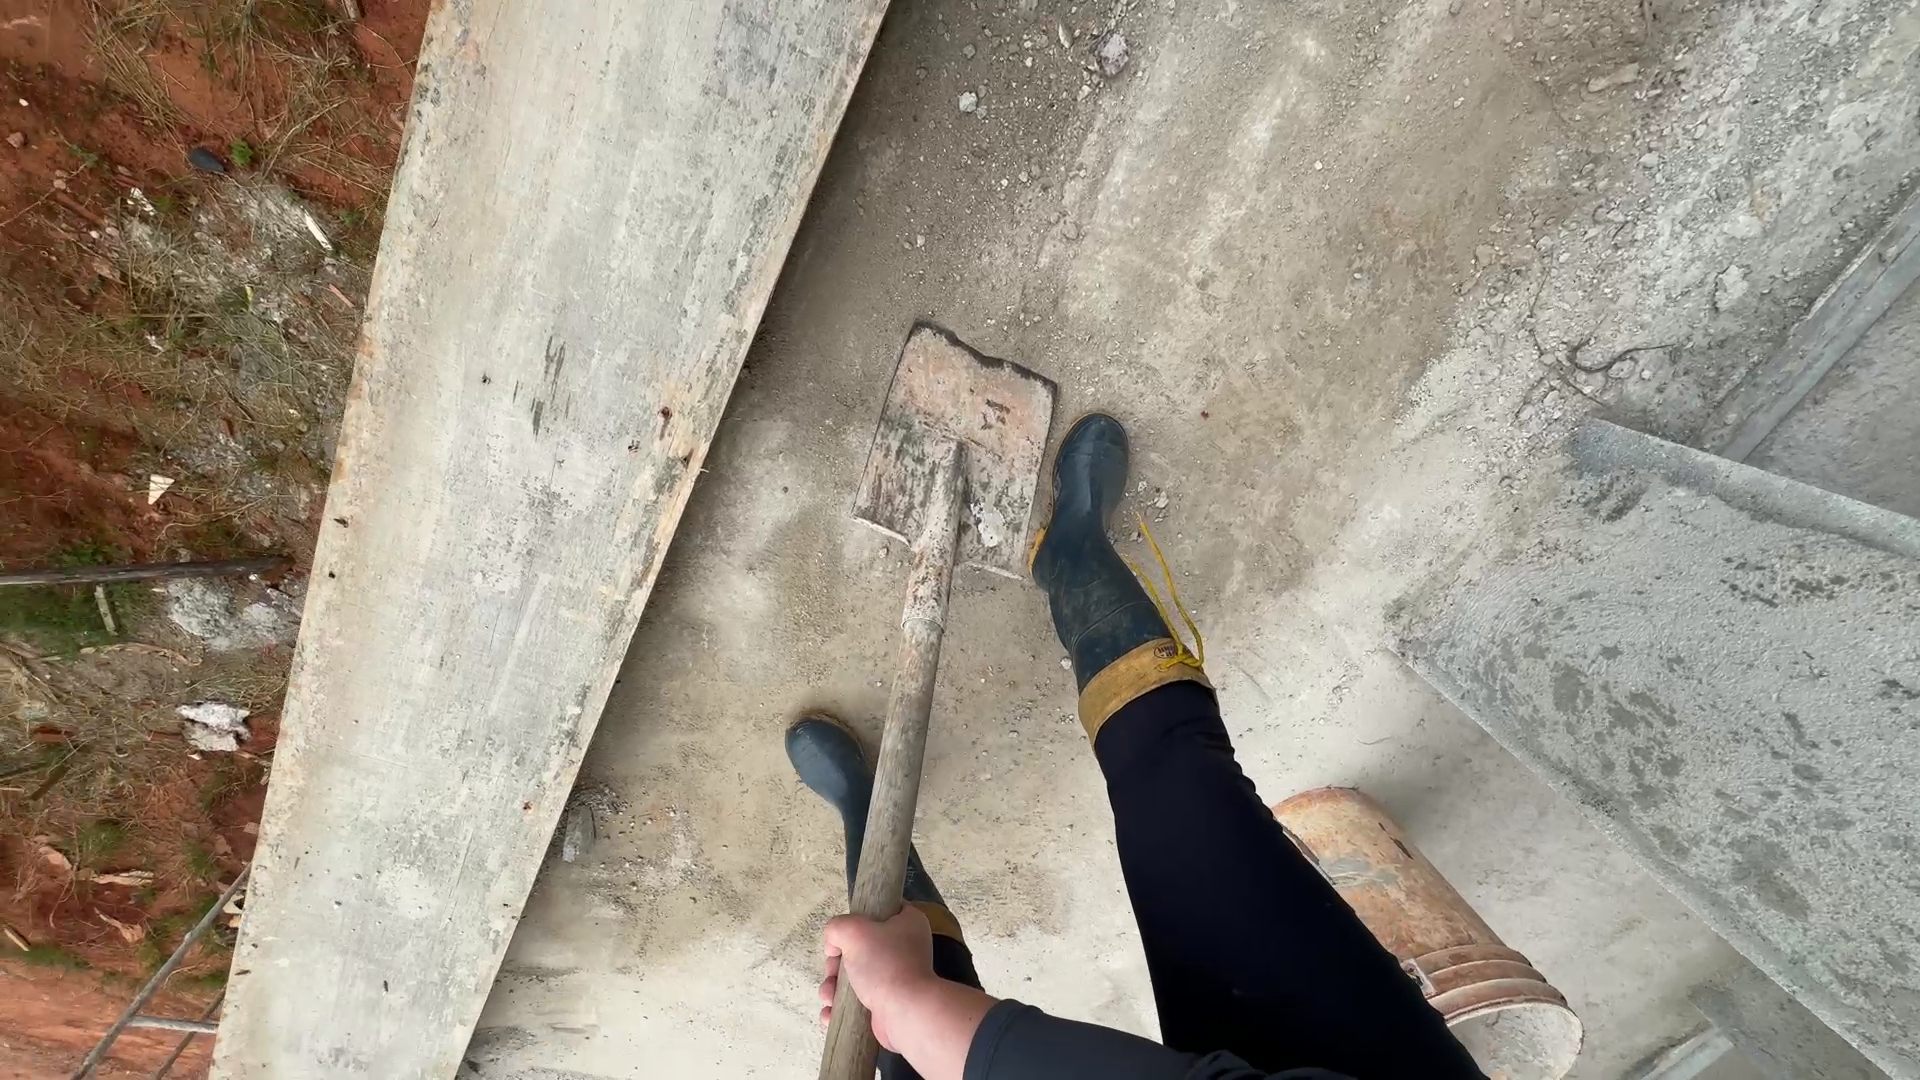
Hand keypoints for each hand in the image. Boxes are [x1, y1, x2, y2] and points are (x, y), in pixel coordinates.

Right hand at [819, 906, 935, 1050]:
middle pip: (861, 947)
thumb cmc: (885, 964)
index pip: (880, 910)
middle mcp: (904, 948)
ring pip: (856, 975)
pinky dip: (842, 1007)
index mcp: (907, 922)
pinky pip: (858, 1001)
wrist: (905, 1013)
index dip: (857, 919)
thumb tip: (834, 944)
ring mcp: (896, 978)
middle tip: (832, 971)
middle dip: (837, 962)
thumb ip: (837, 927)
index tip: (843, 934)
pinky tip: (829, 1013)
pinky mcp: (888, 1004)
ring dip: (835, 987)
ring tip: (829, 997)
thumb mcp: (855, 931)